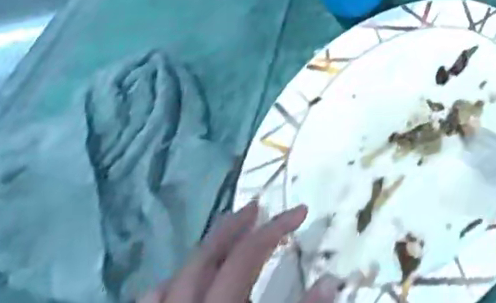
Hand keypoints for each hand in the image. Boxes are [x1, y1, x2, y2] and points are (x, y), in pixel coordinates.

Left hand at [141, 203, 339, 302]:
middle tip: (256, 205)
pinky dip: (164, 290)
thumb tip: (331, 279)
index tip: (302, 210)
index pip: (246, 255)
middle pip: (202, 261)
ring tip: (219, 243)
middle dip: (231, 229)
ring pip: (166, 284)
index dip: (275, 228)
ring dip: (196, 258)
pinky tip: (177, 288)